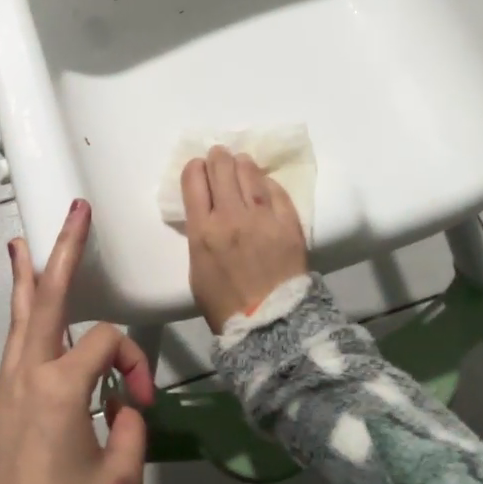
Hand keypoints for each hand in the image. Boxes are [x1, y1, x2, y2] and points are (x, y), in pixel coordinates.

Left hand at [0, 199, 156, 483]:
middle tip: (72, 214)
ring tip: (19, 248)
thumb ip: (129, 429)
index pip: (109, 344)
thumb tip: (121, 407)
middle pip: (44, 301)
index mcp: (59, 388)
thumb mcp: (120, 482)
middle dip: (60, 253)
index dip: (134, 362)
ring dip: (25, 285)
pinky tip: (38, 346)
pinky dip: (26, 343)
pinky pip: (12, 368)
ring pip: (16, 327)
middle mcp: (22, 381)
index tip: (143, 402)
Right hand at [183, 147, 309, 332]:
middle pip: (220, 167)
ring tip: (241, 164)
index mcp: (203, 230)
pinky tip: (262, 183)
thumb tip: (206, 212)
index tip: (198, 169)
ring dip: (241, 163)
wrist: (271, 326)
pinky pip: (275, 189)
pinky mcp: (288, 222)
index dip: (195, 167)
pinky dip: (266, 182)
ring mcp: (262, 217)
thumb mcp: (196, 268)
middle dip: (217, 157)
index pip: (194, 179)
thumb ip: (199, 234)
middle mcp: (230, 216)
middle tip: (219, 158)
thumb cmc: (225, 305)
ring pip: (248, 171)